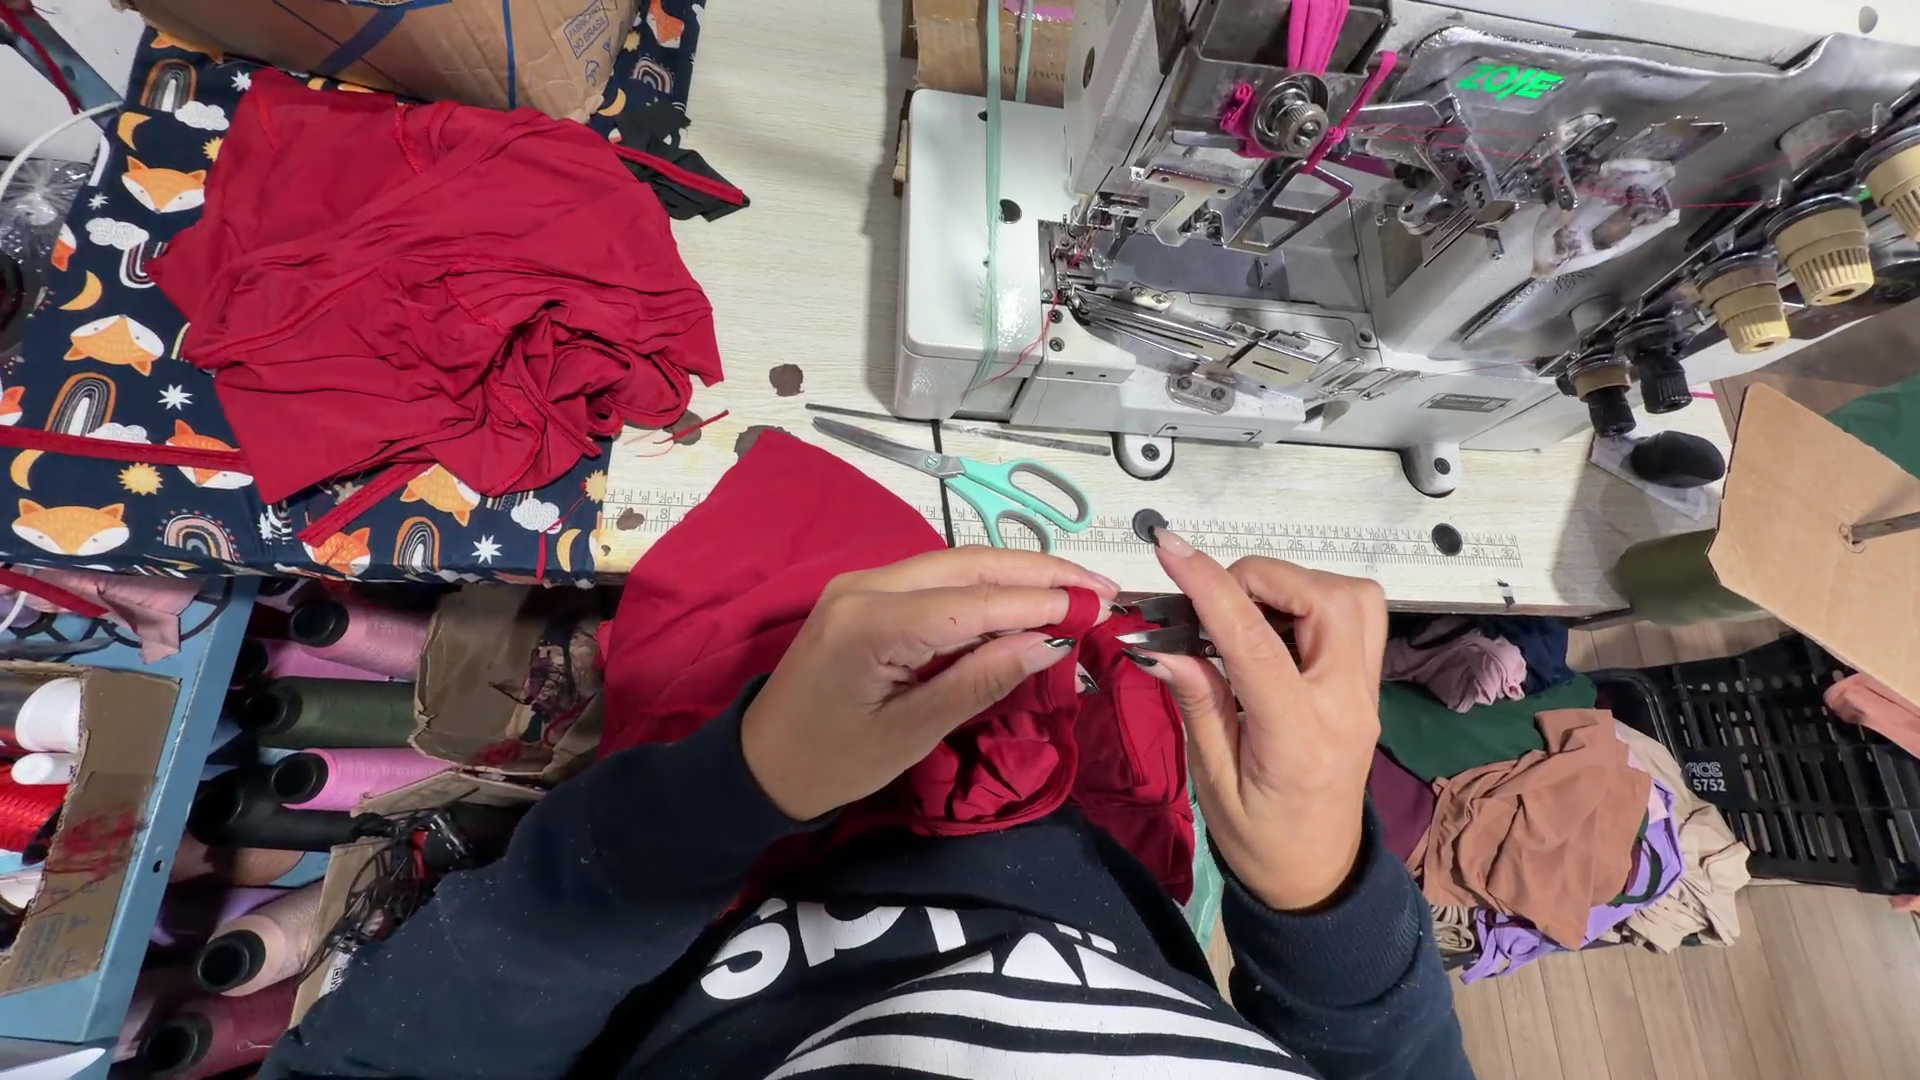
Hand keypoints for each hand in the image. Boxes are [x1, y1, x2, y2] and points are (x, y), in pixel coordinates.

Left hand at [740, 547, 1118, 820]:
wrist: (760, 762)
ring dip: (1018, 574)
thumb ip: (980, 679)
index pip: (974, 602)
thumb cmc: (833, 762)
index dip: (1041, 603)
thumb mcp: (913, 733)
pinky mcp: (867, 590)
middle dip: (1040, 574)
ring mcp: (863, 581)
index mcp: (871, 624)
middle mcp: (866, 585)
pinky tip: (1023, 598)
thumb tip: (1048, 642)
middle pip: (969, 564)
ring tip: (1077, 590)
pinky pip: (938, 579)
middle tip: (1101, 589)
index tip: (1100, 607)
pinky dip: (986, 586)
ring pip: (957, 563)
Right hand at [1131, 531, 1385, 910]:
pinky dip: (1309, 597)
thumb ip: (1196, 701)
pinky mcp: (1366, 684)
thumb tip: (1160, 643)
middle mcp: (1346, 704)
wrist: (1319, 875)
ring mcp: (1365, 692)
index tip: (1170, 549)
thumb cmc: (1256, 838)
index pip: (1256, 643)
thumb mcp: (1210, 778)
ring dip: (1292, 583)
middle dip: (1262, 576)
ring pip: (1353, 598)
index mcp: (1298, 738)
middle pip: (1329, 601)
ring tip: (1243, 606)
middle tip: (1213, 596)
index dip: (1210, 587)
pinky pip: (1356, 614)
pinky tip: (1271, 622)